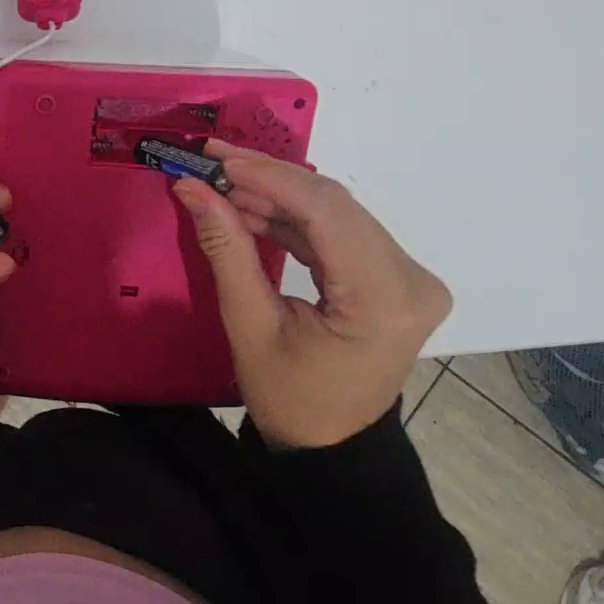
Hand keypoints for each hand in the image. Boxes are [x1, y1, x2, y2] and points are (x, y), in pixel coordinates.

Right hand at [173, 140, 451, 448]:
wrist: (330, 444)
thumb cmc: (289, 396)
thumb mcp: (249, 325)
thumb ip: (226, 250)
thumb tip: (193, 189)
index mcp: (383, 299)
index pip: (327, 213)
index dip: (270, 178)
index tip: (217, 160)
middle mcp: (410, 278)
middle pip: (334, 205)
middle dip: (268, 178)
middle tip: (210, 159)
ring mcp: (406, 276)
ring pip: (335, 212)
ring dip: (276, 194)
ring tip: (220, 182)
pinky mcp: (392, 277)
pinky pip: (338, 232)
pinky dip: (292, 217)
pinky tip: (249, 208)